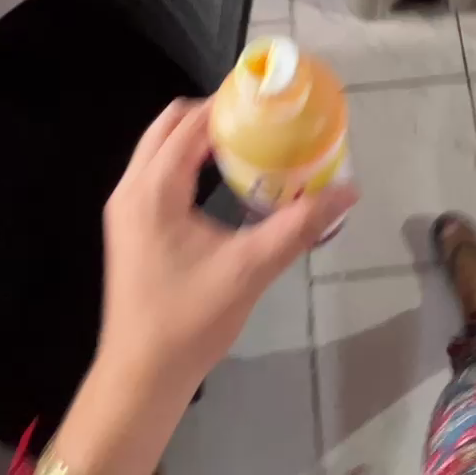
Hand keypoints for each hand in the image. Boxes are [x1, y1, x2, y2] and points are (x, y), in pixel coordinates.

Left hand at [53, 98, 357, 474]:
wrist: (140, 377)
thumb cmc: (190, 320)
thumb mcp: (251, 268)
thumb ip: (300, 225)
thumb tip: (349, 190)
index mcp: (154, 189)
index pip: (191, 124)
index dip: (228, 103)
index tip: (268, 97)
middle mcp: (132, 188)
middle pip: (169, 125)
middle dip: (212, 112)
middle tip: (259, 117)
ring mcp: (126, 206)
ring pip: (160, 146)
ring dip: (198, 135)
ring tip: (247, 139)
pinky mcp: (130, 224)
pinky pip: (157, 170)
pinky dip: (187, 158)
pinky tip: (223, 176)